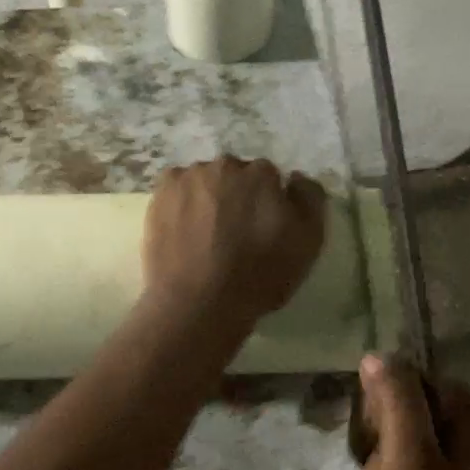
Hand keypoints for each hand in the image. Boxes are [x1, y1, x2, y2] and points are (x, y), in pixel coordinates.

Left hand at [142, 156, 326, 328]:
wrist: (199, 303)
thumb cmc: (259, 275)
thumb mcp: (308, 242)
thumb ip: (309, 198)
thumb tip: (294, 177)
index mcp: (261, 173)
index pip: (268, 177)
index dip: (267, 202)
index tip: (262, 227)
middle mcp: (225, 165)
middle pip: (235, 174)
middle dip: (237, 195)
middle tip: (234, 232)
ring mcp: (189, 177)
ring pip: (205, 180)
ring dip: (208, 197)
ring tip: (205, 234)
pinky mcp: (160, 193)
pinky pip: (177, 188)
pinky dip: (181, 201)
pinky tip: (183, 228)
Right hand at [357, 354, 469, 469]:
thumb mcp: (409, 453)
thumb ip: (398, 399)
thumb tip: (375, 353)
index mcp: (466, 402)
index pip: (406, 372)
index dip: (385, 397)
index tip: (379, 428)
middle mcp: (459, 413)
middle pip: (398, 392)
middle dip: (378, 417)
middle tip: (376, 451)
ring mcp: (442, 439)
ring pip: (389, 416)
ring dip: (374, 438)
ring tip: (374, 468)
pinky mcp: (425, 463)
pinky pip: (389, 440)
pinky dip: (376, 455)